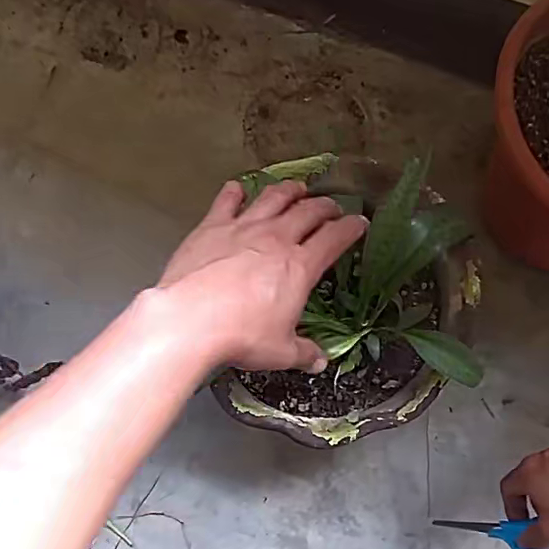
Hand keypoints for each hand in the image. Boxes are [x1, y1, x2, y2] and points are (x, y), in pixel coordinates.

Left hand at [153, 179, 366, 371]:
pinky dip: (235, 192)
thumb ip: (303, 353)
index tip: (358, 223)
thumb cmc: (238, 336)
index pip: (334, 238)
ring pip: (272, 198)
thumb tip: (318, 360)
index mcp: (299, 267)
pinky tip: (237, 189)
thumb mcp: (279, 352)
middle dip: (324, 206)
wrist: (190, 320)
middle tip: (331, 207)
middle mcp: (275, 239)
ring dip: (288, 191)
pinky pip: (226, 201)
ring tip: (296, 188)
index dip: (350, 228)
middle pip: (308, 211)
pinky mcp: (210, 228)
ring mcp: (242, 229)